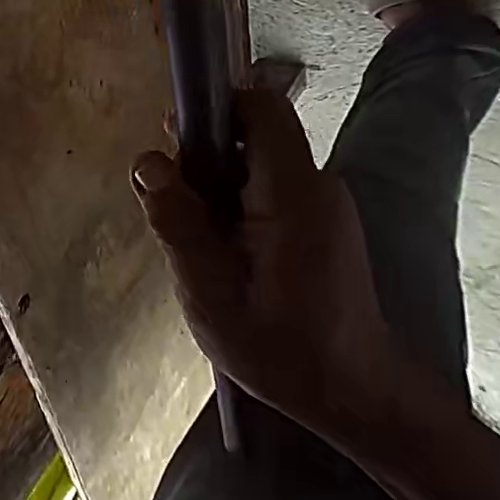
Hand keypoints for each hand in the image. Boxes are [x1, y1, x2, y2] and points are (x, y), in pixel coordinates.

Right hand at [132, 89, 406, 434]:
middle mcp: (315, 184)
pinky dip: (235, 204)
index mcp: (293, 195)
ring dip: (214, 186)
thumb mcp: (209, 295)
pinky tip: (223, 252)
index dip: (214, 108)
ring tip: (197, 242)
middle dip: (202, 159)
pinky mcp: (321, 217)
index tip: (174, 142)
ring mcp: (323, 200)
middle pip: (250, 135)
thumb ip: (177, 225)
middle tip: (174, 209)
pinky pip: (267, 187)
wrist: (353, 392)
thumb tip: (147, 162)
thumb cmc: (281, 350)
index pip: (261, 109)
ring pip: (254, 163)